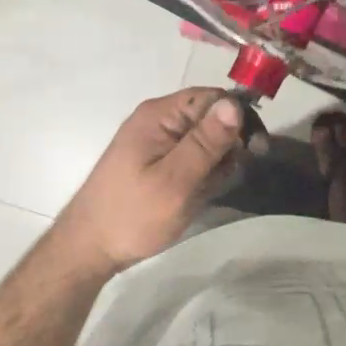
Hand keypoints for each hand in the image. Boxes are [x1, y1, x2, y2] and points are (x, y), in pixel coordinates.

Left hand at [53, 88, 242, 274]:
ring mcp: (156, 142)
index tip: (255, 149)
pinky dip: (202, 174)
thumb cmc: (133, 214)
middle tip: (229, 175)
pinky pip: (191, 157)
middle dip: (228, 143)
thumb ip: (206, 143)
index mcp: (159, 115)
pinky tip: (199, 195)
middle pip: (211, 117)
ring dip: (216, 163)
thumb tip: (234, 103)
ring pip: (205, 140)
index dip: (239, 118)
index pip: (213, 97)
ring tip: (208, 191)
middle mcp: (158, 120)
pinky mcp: (157, 162)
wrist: (91, 247)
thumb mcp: (175, 181)